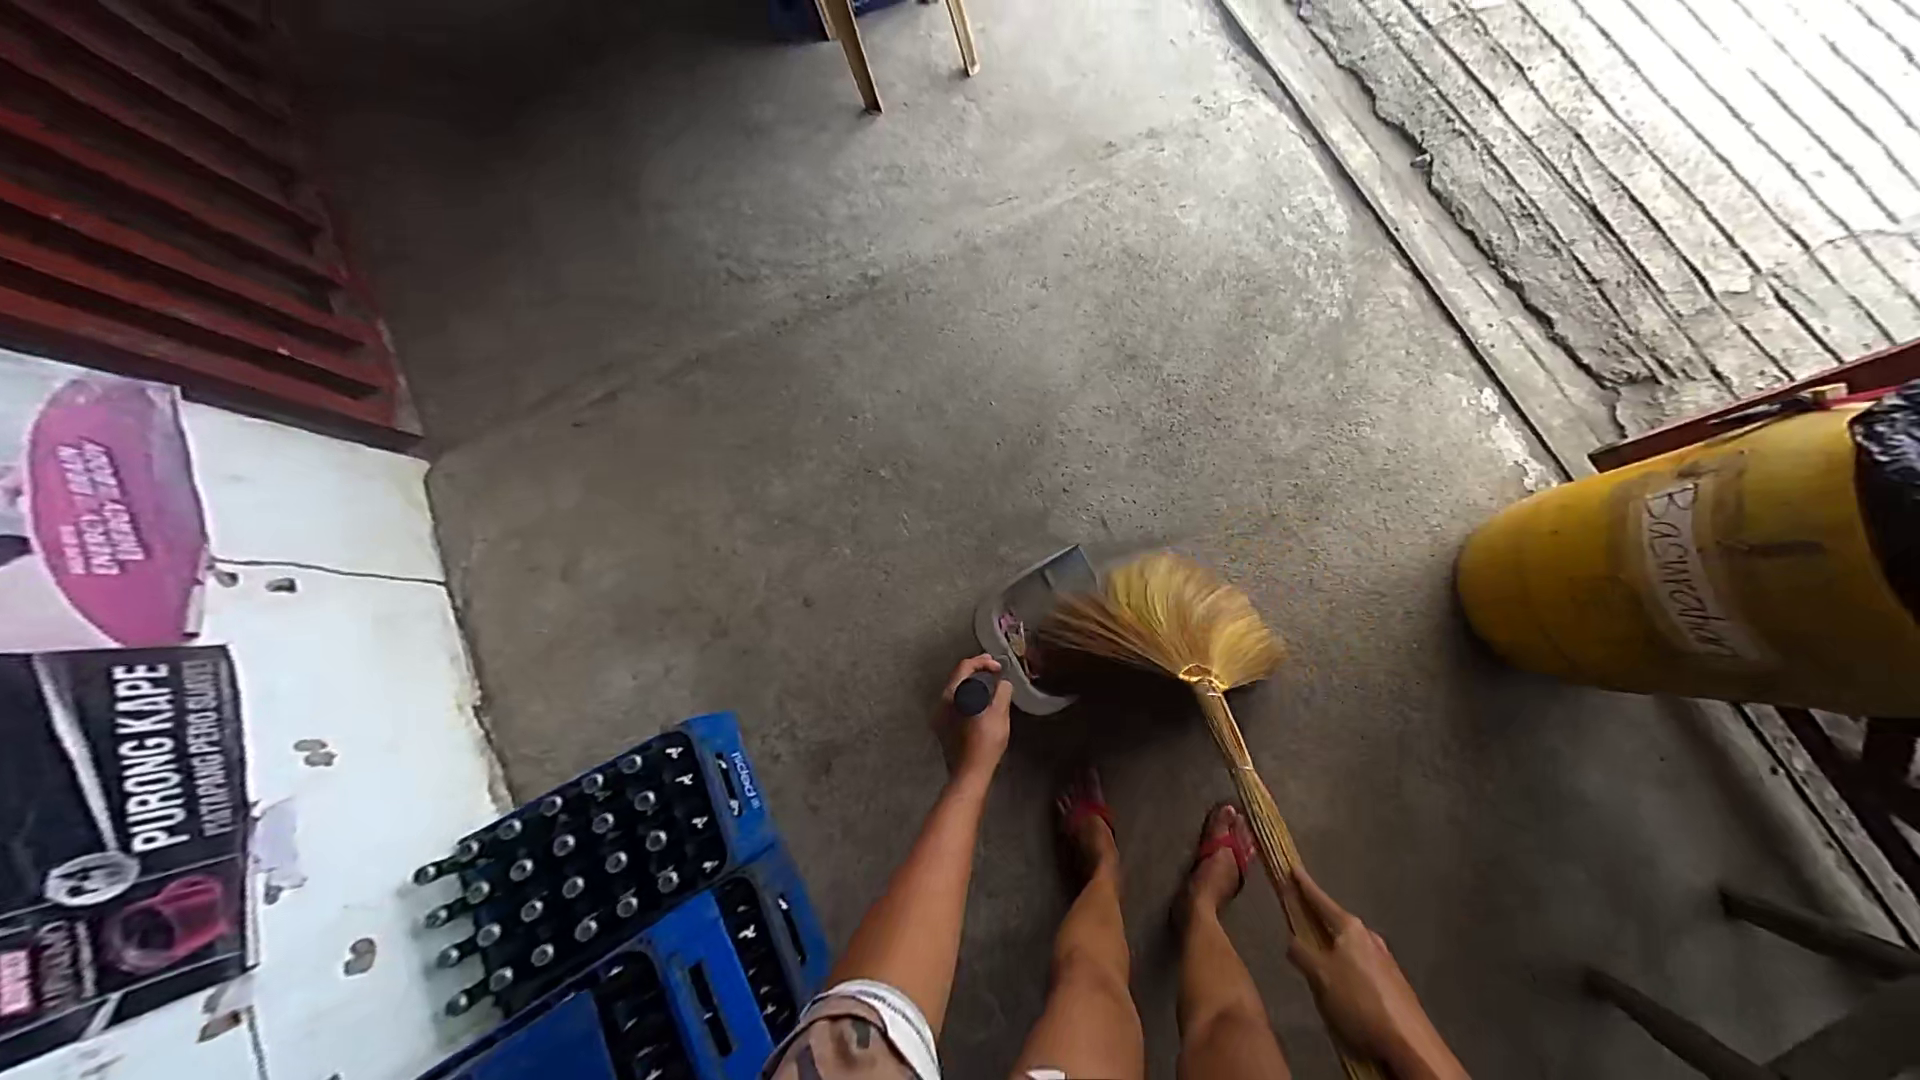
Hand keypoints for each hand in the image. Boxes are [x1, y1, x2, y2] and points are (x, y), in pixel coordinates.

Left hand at [934, 654, 1012, 780]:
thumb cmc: (984, 743)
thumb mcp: (999, 714)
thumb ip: (1002, 692)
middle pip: (958, 676)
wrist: (969, 773)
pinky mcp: (944, 727)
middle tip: (993, 668)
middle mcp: (942, 702)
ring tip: (990, 683)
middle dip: (977, 669)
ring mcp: (940, 716)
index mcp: (953, 695)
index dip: (983, 662)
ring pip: (956, 690)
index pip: (965, 667)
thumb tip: (1003, 683)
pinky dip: (968, 695)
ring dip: (973, 683)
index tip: (997, 665)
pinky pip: (956, 702)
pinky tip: (981, 701)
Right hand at [1285, 868, 1467, 1079]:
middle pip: (1336, 923)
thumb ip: (1300, 952)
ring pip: (1349, 947)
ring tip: (1317, 960)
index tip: (1293, 868)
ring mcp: (1385, 961)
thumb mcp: (1319, 975)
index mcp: (1350, 928)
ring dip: (1332, 948)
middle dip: (1317, 920)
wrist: (1412, 1047)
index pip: (1320, 899)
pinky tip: (1342, 987)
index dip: (1304, 885)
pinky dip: (1346, 968)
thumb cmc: (1359, 1001)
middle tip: (1299, 918)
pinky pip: (1361, 966)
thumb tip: (1293, 940)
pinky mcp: (1394, 985)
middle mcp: (1369, 937)